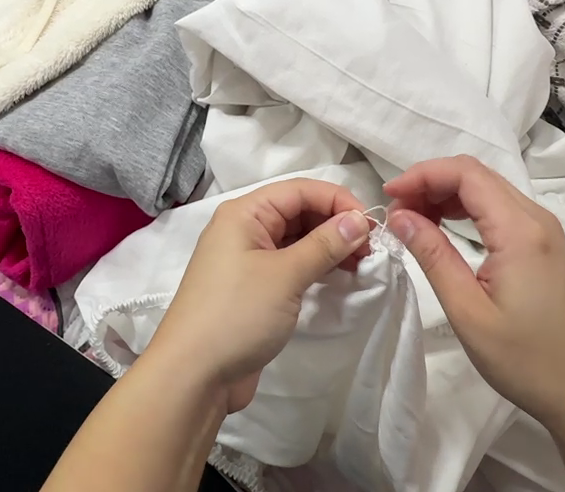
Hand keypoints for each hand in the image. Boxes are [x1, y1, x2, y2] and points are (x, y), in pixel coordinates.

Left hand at [143, 179, 371, 413]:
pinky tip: (338, 278)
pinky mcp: (254, 287)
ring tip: (360, 265)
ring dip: (328, 247)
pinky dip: (315, 266)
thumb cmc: (237, 314)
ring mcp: (248, 258)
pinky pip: (290, 263)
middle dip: (335, 224)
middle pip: (298, 211)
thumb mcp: (285, 275)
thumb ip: (324, 245)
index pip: (299, 190)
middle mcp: (245, 228)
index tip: (371, 225)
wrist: (193, 375)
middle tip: (370, 250)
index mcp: (245, 212)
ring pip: (297, 238)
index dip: (337, 201)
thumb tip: (359, 220)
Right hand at [384, 155, 564, 430]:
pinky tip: (446, 230)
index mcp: (520, 230)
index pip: (465, 173)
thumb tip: (399, 216)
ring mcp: (546, 232)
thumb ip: (433, 255)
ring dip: (447, 194)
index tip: (389, 196)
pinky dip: (467, 209)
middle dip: (430, 183)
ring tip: (415, 221)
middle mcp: (536, 219)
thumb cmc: (528, 361)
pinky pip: (501, 208)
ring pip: (488, 189)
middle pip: (476, 174)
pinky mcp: (547, 247)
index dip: (422, 175)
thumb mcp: (468, 312)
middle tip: (398, 212)